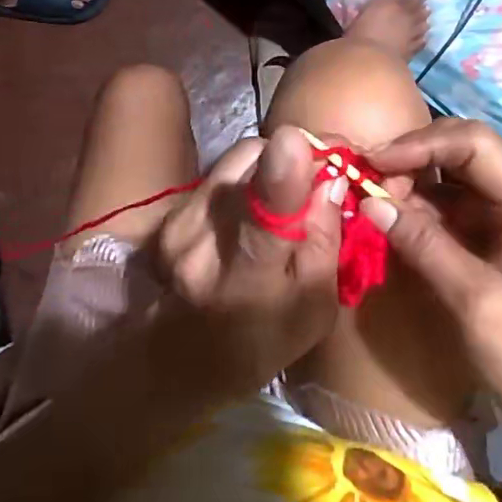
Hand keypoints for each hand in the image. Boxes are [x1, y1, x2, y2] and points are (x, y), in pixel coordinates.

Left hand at [149, 126, 343, 403]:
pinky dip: (245, 177)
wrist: (179, 357)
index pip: (263, 217)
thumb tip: (332, 178)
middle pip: (254, 164)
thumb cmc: (261, 343)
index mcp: (246, 282)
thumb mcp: (314, 307)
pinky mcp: (168, 209)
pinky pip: (221, 171)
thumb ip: (325, 239)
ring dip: (269, 166)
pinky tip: (251, 206)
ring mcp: (179, 222)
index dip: (281, 174)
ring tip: (282, 197)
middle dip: (294, 158)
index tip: (299, 143)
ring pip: (238, 159)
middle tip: (319, 174)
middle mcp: (204, 242)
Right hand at [362, 118, 501, 429]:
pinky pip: (444, 198)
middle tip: (371, 177)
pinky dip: (415, 199)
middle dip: (414, 155)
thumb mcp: (472, 299)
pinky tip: (391, 212)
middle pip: (464, 148)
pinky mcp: (485, 228)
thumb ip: (423, 244)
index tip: (376, 162)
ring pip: (450, 169)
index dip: (424, 144)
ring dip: (411, 175)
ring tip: (376, 195)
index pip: (477, 146)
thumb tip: (369, 202)